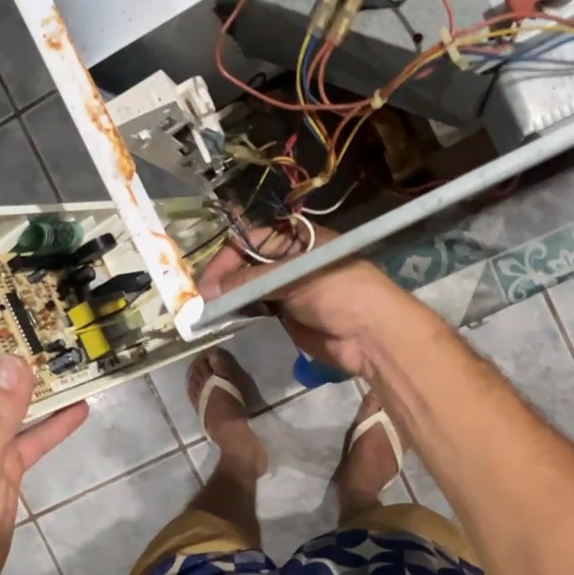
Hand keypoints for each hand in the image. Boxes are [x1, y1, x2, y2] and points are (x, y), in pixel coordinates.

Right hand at [198, 224, 420, 375]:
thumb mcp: (292, 278)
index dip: (227, 259)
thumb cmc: (339, 292)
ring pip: (249, 290)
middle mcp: (289, 261)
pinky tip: (225, 320)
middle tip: (201, 301)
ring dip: (230, 299)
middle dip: (224, 280)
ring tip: (207, 312)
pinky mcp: (288, 317)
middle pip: (246, 265)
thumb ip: (249, 282)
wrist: (372, 334)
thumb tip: (209, 291)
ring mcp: (289, 290)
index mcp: (296, 240)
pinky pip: (258, 311)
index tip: (208, 283)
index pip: (251, 240)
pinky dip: (241, 314)